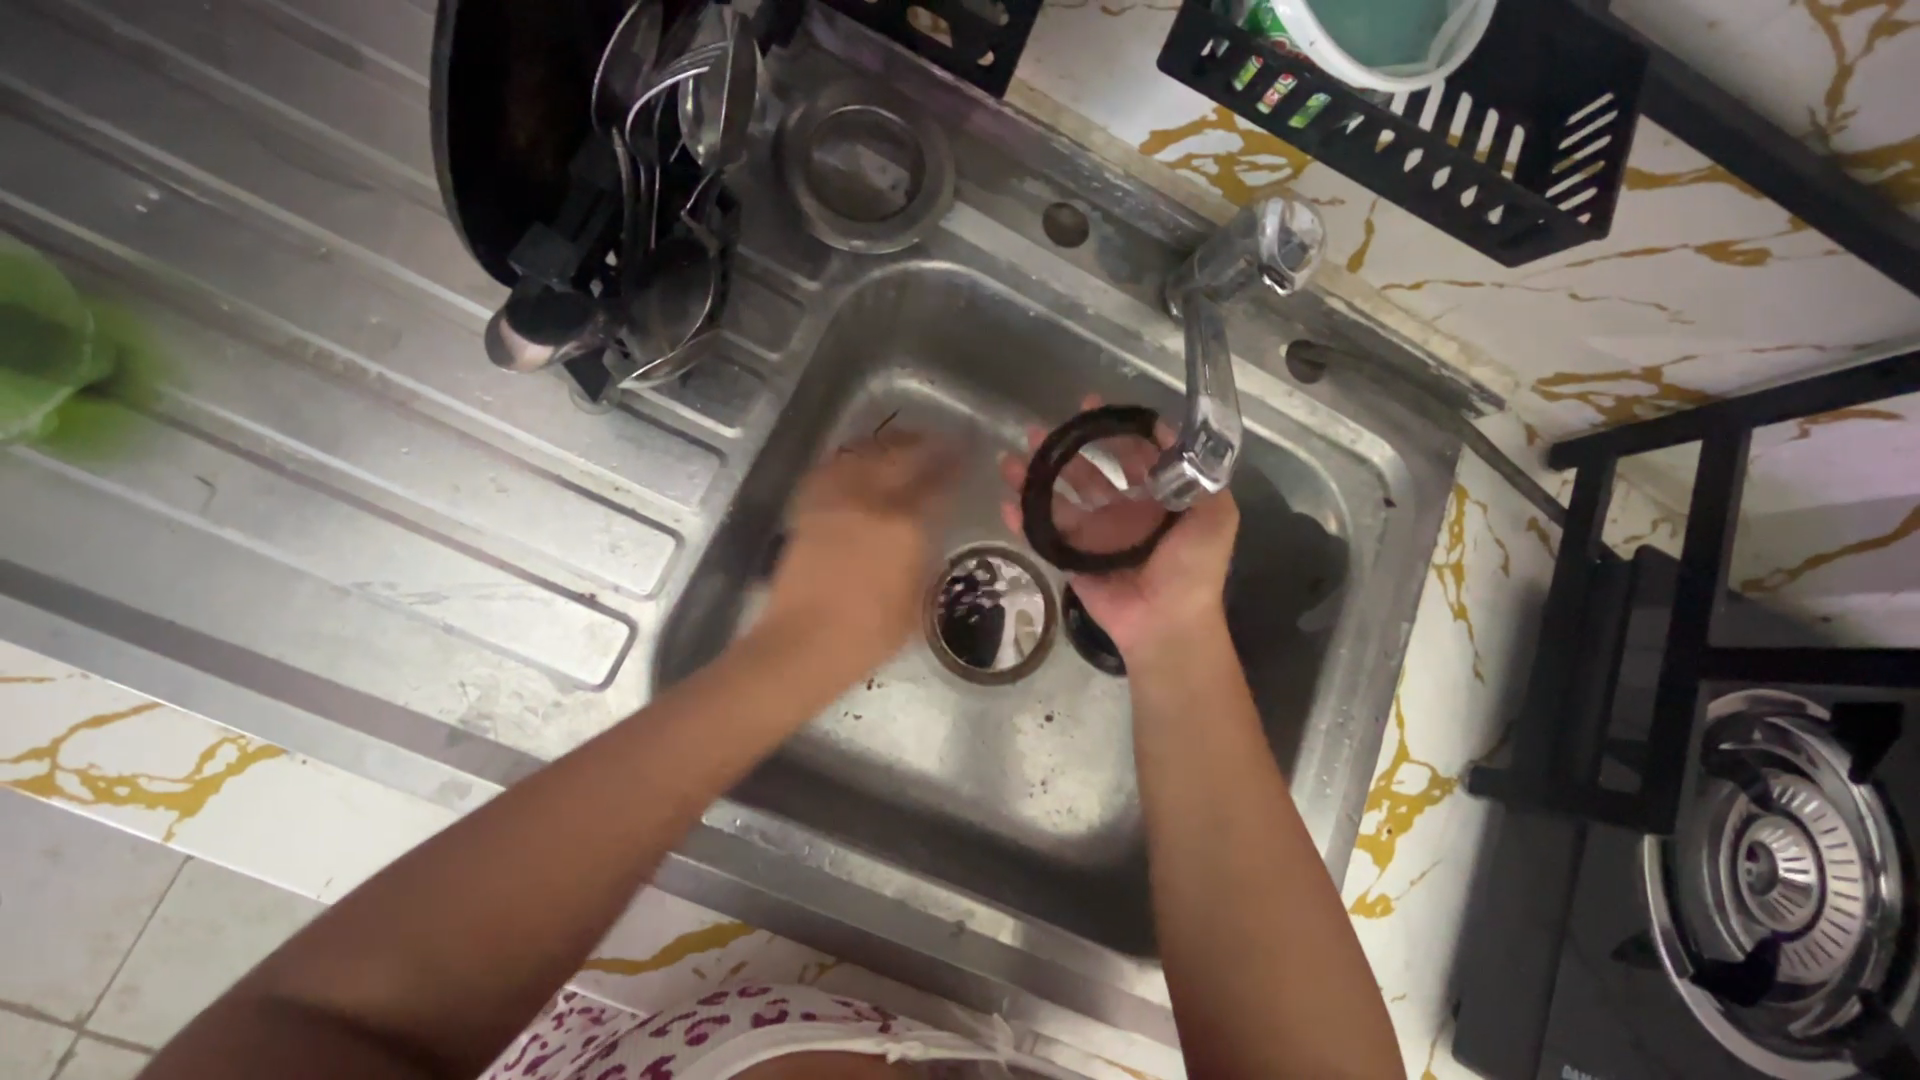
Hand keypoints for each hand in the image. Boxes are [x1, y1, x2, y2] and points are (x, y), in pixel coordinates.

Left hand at [758, 430, 954, 677]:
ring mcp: (835, 501)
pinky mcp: (809, 509)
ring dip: (887, 445)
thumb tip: (925, 531)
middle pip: (901, 455)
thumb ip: (923, 555)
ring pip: (864, 454)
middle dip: (924, 444)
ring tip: (901, 444)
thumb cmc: (870, 634)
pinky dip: (851, 459)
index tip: (965, 452)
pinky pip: (833, 469)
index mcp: (905, 526)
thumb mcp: (917, 598)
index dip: (954, 463)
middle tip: (938, 441)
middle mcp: (870, 501)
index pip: (937, 481)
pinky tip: (859, 462)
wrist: (804, 643)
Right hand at [998, 397, 1238, 664]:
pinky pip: (1044, 534)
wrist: (1166, 620)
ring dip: (1035, 476)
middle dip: (1063, 449)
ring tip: (1011, 459)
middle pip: (1086, 472)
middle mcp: (1121, 511)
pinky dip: (1023, 519)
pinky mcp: (1071, 558)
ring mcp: (1093, 535)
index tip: (1089, 407)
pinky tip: (1007, 501)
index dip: (1111, 431)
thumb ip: (1198, 473)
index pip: (1130, 455)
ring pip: (1058, 498)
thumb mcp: (1216, 514)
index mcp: (1154, 499)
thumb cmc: (1192, 567)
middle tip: (1039, 430)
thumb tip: (1167, 429)